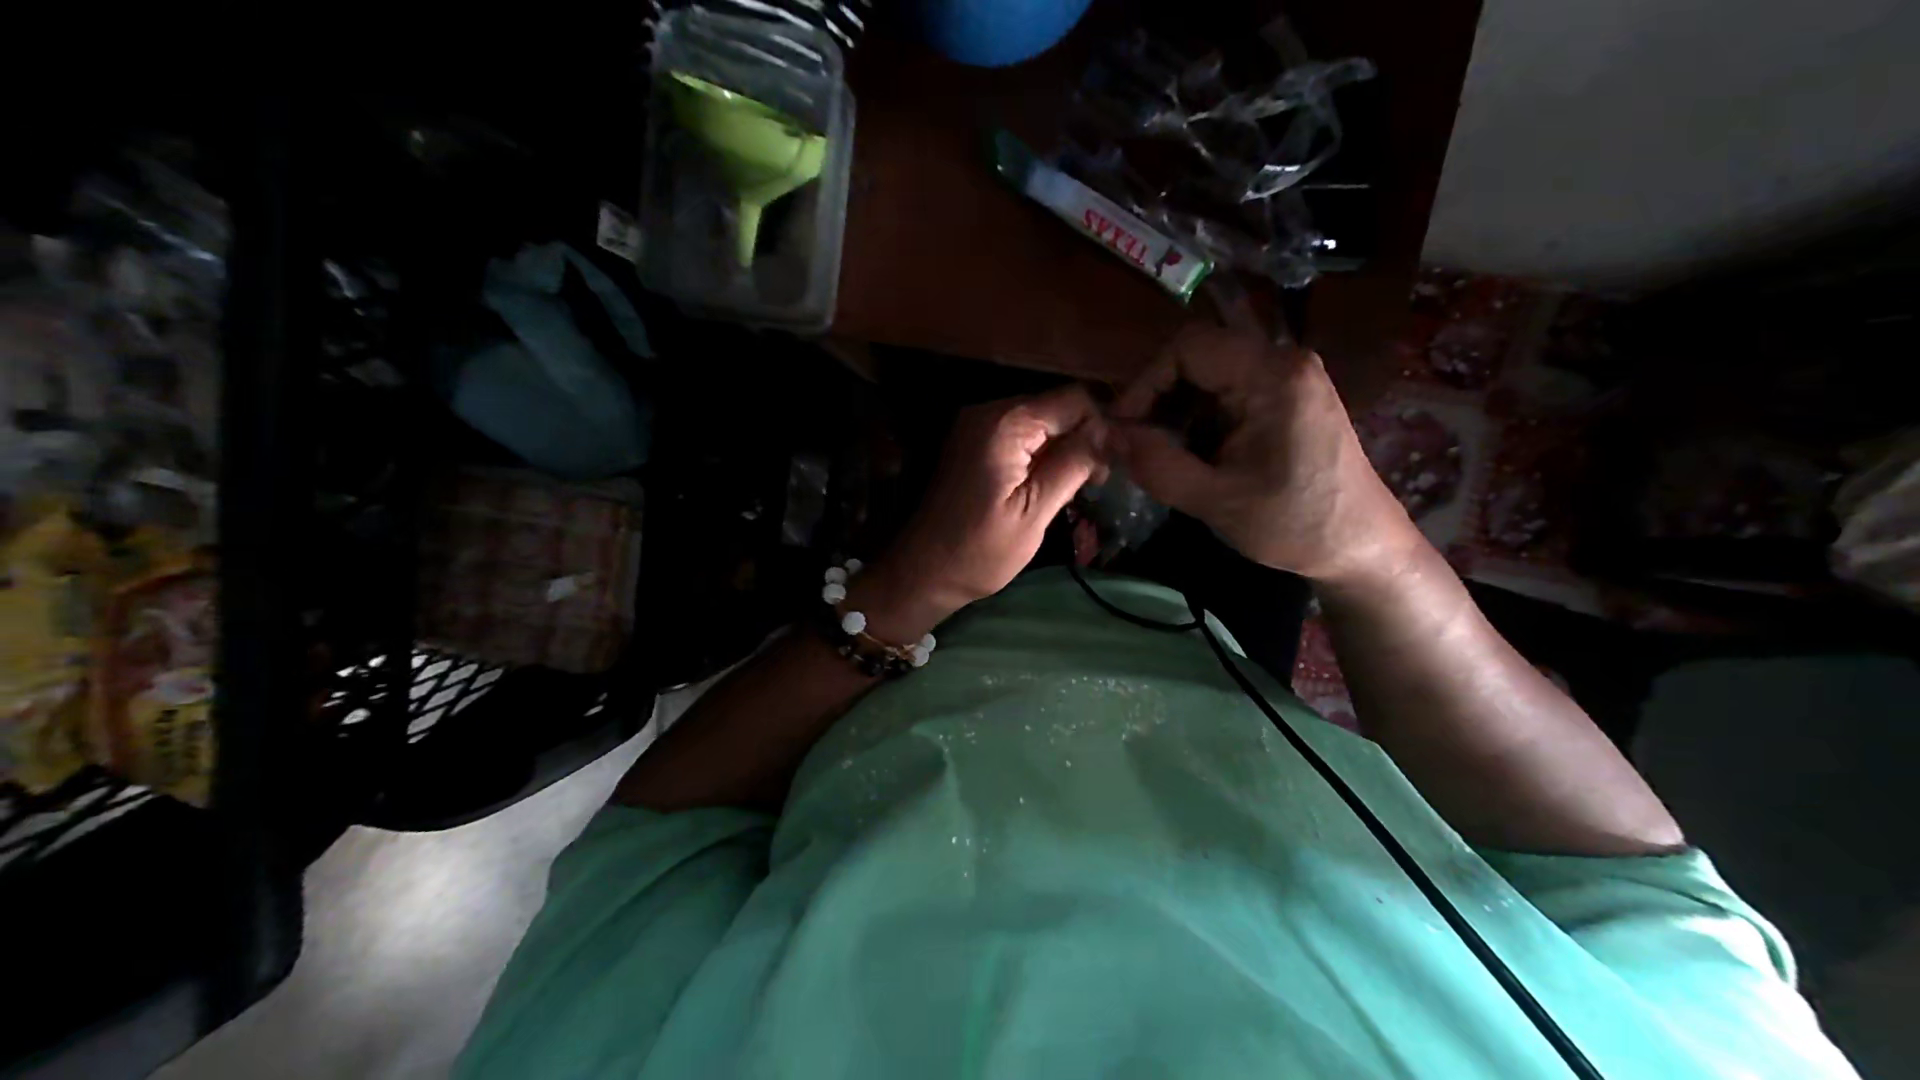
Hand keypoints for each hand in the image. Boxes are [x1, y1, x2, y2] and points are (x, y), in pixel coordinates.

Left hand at [855, 385, 1107, 638]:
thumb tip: (1112, 431)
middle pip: (1056, 407)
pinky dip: (1041, 455)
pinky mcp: (974, 445)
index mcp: (1004, 424)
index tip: (1115, 462)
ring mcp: (978, 427)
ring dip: (1064, 448)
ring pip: (1041, 422)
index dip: (1101, 424)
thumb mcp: (1035, 512)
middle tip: (1098, 481)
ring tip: (1080, 487)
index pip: (1072, 398)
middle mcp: (988, 413)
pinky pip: (1021, 437)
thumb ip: (1073, 465)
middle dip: (1083, 437)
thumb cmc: (979, 550)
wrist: (923, 572)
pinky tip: (1052, 485)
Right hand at [1110, 323, 1416, 584]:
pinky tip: (1192, 455)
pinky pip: (1226, 392)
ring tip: (1161, 455)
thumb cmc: (1294, 524)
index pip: (1187, 346)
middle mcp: (1283, 362)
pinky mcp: (1286, 398)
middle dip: (1157, 400)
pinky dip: (1197, 419)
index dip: (1145, 382)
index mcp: (1273, 375)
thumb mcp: (1215, 500)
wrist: (1360, 546)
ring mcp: (1287, 378)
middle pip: (1196, 357)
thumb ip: (1155, 465)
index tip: (1123, 428)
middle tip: (1136, 445)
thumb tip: (1102, 435)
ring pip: (1207, 376)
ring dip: (1175, 412)